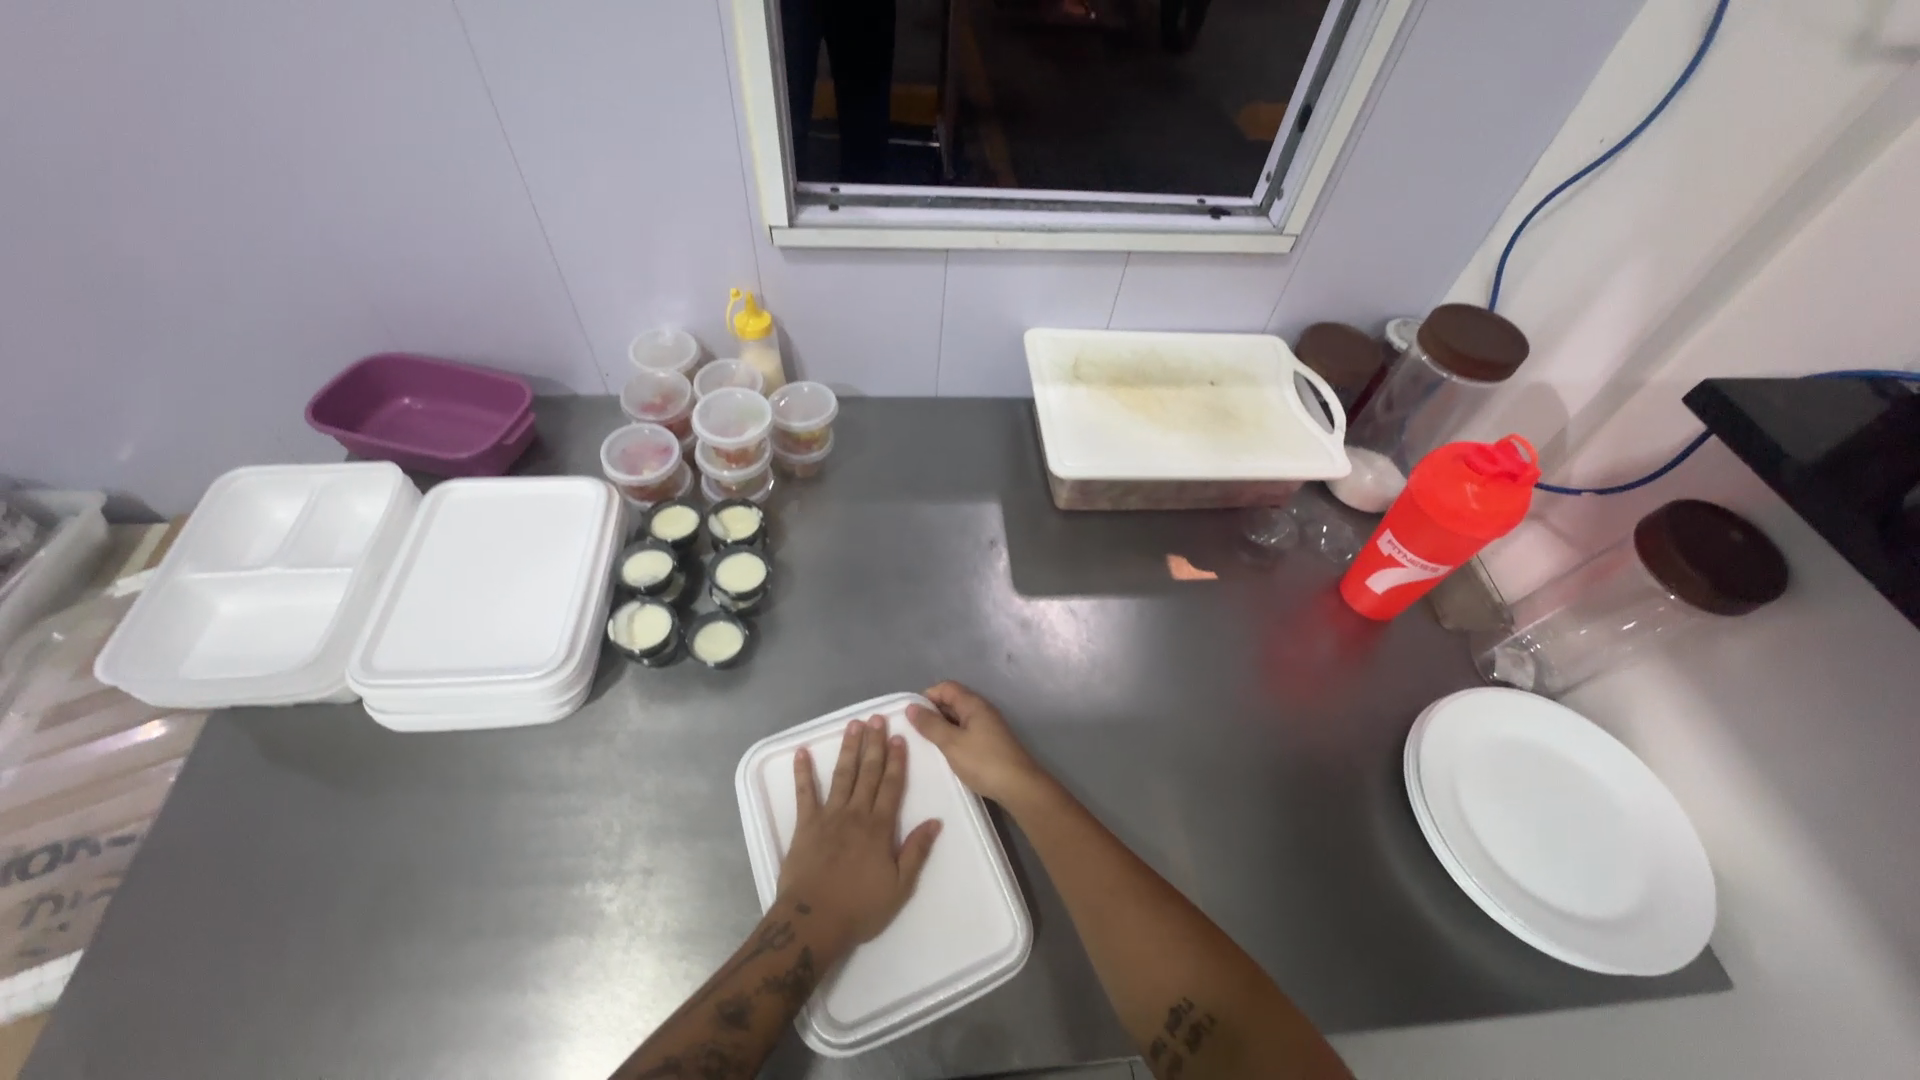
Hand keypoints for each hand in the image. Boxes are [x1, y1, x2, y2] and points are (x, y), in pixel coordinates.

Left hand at [777, 717, 941, 949]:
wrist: (813, 921)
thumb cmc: (860, 908)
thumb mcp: (900, 887)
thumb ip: (916, 851)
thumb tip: (935, 821)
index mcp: (879, 827)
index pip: (892, 786)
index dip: (897, 761)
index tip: (899, 738)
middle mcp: (855, 814)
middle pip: (868, 773)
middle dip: (874, 744)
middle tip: (877, 719)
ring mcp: (828, 817)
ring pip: (842, 775)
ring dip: (848, 749)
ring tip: (853, 725)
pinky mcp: (804, 825)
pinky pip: (804, 794)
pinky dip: (802, 772)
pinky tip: (801, 752)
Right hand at [907, 681, 1050, 807]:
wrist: (1019, 787)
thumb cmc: (983, 762)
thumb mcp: (951, 743)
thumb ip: (931, 724)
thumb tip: (912, 707)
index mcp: (973, 704)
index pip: (946, 687)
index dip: (927, 696)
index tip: (912, 715)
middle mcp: (982, 710)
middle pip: (953, 701)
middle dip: (932, 712)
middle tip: (914, 731)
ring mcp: (988, 727)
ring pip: (959, 719)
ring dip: (942, 727)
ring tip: (925, 743)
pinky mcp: (990, 743)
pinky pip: (966, 732)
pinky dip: (953, 738)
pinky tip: (944, 753)